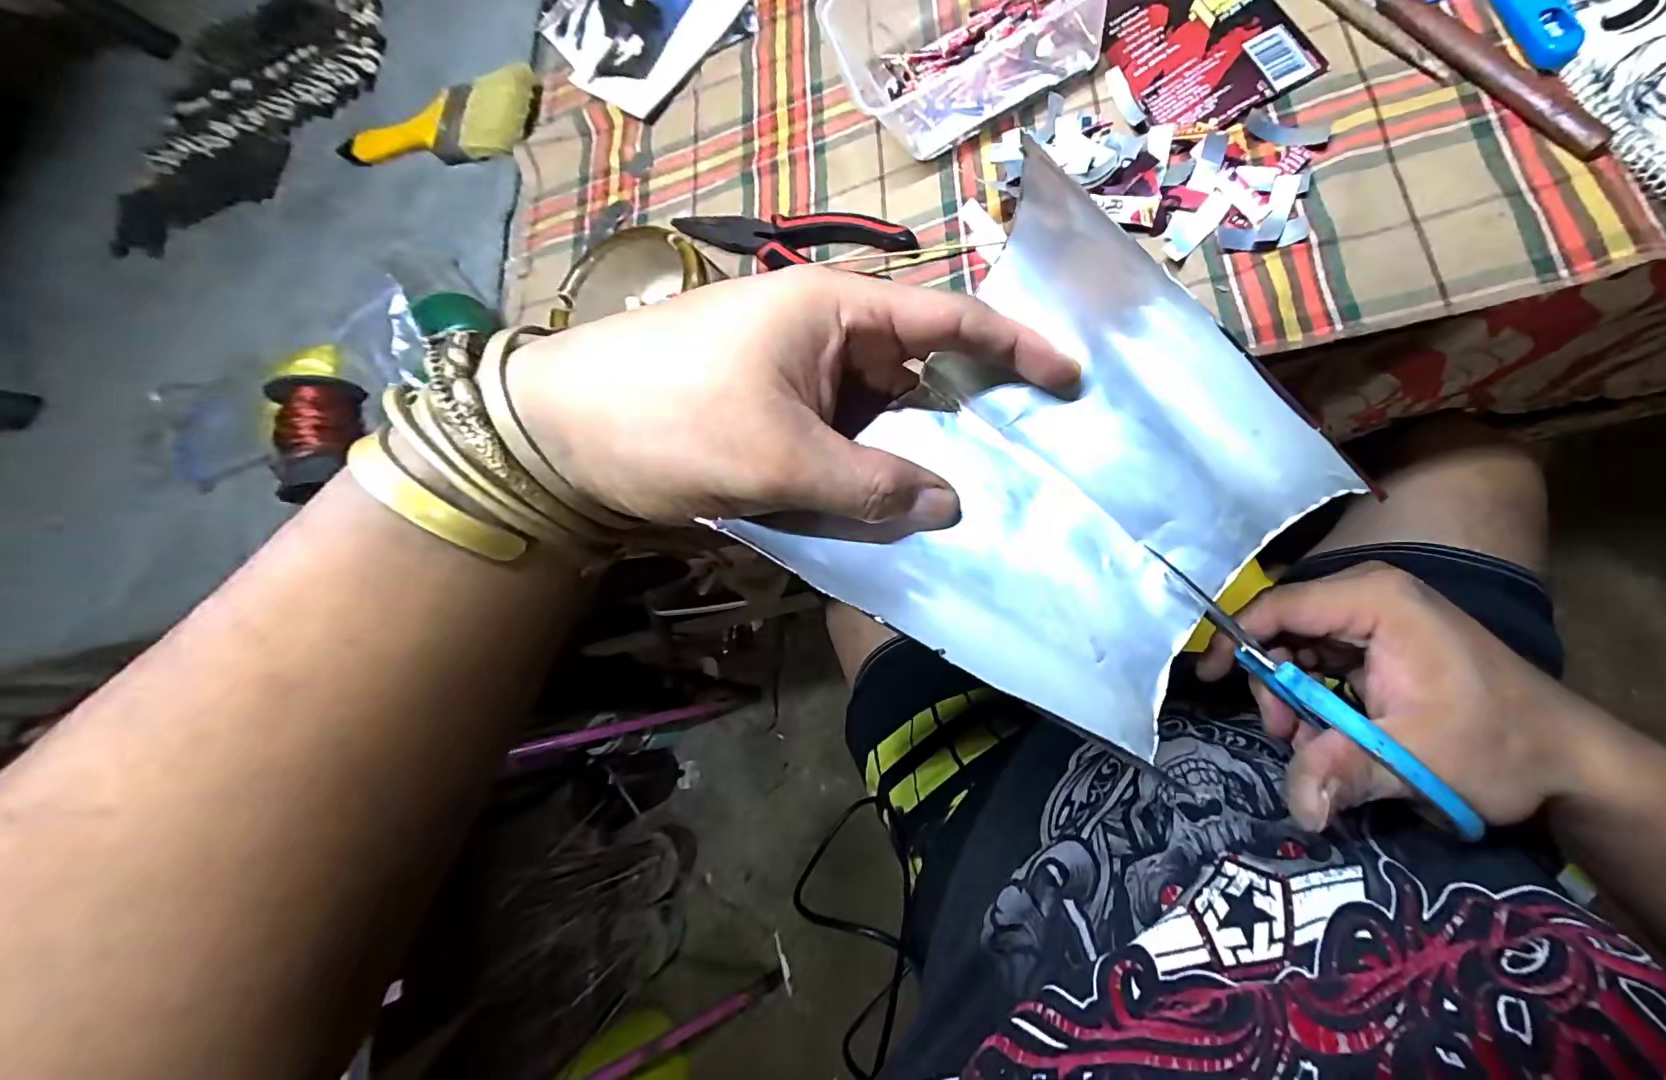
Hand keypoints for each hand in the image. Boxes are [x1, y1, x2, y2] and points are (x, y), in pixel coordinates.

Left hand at [506, 266, 1078, 529]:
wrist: (556, 439)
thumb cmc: (668, 421)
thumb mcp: (779, 458)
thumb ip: (873, 484)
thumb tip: (952, 505)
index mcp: (835, 311)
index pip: (946, 318)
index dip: (1014, 346)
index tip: (1066, 376)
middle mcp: (828, 335)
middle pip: (920, 375)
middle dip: (963, 418)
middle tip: (1015, 464)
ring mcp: (805, 377)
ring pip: (884, 417)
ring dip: (912, 456)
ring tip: (957, 499)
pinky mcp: (783, 414)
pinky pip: (848, 440)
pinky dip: (871, 470)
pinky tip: (892, 505)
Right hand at [1197, 561, 1609, 830]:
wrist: (1568, 754)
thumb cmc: (1499, 745)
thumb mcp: (1417, 761)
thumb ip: (1345, 773)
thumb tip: (1297, 810)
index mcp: (1377, 602)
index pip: (1279, 606)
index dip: (1236, 639)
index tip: (1208, 678)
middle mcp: (1371, 594)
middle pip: (1284, 625)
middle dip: (1272, 682)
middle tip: (1287, 734)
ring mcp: (1376, 613)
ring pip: (1297, 642)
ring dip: (1291, 693)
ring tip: (1314, 740)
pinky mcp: (1379, 636)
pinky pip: (1319, 655)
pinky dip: (1312, 693)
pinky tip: (1329, 728)